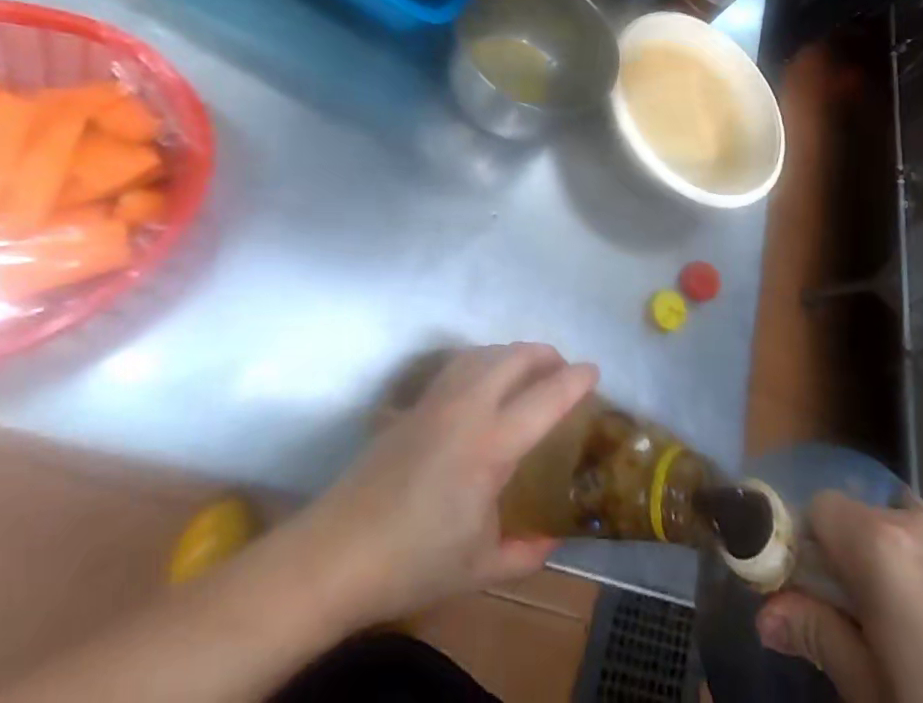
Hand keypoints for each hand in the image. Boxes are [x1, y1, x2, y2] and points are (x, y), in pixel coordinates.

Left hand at [296, 343, 597, 626]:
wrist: (327, 561)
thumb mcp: (480, 568)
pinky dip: (480, 364)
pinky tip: (480, 389)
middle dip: (545, 354)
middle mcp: (465, 411)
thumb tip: (553, 541)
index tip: (595, 374)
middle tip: (562, 370)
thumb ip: (526, 553)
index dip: (577, 379)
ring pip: (480, 355)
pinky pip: (453, 369)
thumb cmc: (411, 563)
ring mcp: (431, 405)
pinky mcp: (406, 411)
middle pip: (512, 357)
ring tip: (526, 372)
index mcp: (491, 445)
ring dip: (511, 354)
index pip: (546, 396)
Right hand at [755, 493, 922, 702]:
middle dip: (836, 563)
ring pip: (895, 538)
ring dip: (875, 573)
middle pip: (857, 520)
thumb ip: (821, 639)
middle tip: (837, 629)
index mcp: (884, 544)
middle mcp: (922, 527)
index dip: (797, 547)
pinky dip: (914, 582)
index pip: (818, 508)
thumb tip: (771, 613)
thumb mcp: (874, 691)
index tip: (790, 596)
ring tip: (885, 643)